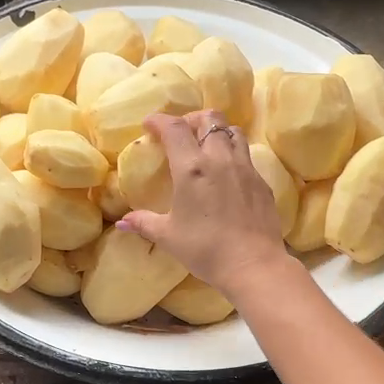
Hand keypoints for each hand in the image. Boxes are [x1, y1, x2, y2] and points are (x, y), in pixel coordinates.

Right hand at [118, 110, 288, 294]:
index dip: (159, 120)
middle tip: (181, 133)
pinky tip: (225, 174)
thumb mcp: (168, 237)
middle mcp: (219, 158)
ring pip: (233, 131)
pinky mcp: (261, 181)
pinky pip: (246, 155)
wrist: (252, 264)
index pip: (174, 128)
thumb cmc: (205, 249)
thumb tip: (122, 223)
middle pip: (210, 118)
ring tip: (206, 146)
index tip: (149, 124)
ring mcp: (245, 168)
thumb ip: (144, 223)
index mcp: (192, 168)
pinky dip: (232, 154)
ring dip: (216, 131)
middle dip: (192, 119)